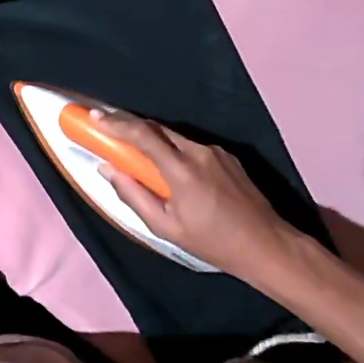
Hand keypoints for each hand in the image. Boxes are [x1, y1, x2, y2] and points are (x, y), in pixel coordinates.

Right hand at [95, 111, 296, 280]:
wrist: (269, 246)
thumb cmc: (213, 242)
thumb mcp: (165, 227)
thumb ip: (133, 195)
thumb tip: (107, 170)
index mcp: (181, 170)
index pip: (142, 135)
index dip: (115, 123)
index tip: (94, 117)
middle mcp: (199, 152)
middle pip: (157, 128)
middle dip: (129, 125)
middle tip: (107, 127)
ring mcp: (216, 152)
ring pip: (174, 136)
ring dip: (152, 138)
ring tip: (136, 149)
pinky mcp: (228, 157)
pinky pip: (191, 145)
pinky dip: (173, 148)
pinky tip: (169, 165)